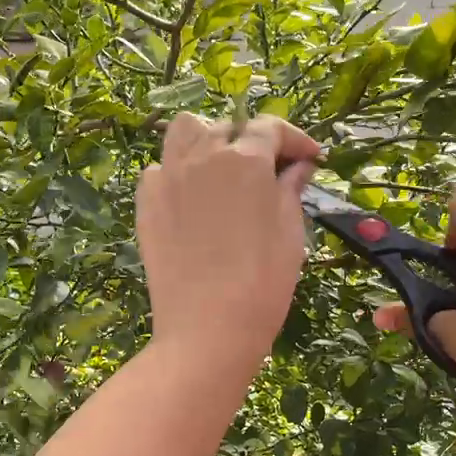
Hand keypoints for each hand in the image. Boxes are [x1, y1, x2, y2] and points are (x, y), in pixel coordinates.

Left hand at [137, 110, 319, 372]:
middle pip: (226, 127)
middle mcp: (203, 157)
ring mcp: (168, 178)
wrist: (206, 328)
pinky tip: (192, 200)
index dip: (295, 140)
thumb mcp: (290, 233)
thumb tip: (297, 166)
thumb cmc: (262, 284)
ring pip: (184, 133)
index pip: (270, 128)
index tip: (309, 160)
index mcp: (245, 160)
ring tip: (222, 171)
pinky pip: (159, 169)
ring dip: (206, 141)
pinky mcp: (146, 204)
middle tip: (268, 172)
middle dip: (250, 141)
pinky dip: (177, 173)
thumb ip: (290, 190)